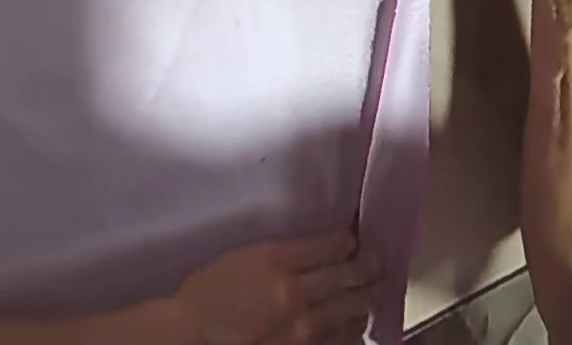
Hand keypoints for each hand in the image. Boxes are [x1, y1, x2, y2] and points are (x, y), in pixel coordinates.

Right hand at [171, 230, 375, 344]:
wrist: (195, 335)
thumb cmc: (216, 288)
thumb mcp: (249, 254)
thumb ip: (286, 252)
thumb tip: (321, 250)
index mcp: (277, 260)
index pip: (331, 246)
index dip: (348, 240)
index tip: (353, 237)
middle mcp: (295, 294)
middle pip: (349, 276)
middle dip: (368, 265)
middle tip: (376, 259)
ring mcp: (302, 332)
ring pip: (351, 310)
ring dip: (365, 296)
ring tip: (372, 287)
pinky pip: (342, 341)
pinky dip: (352, 328)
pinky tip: (353, 321)